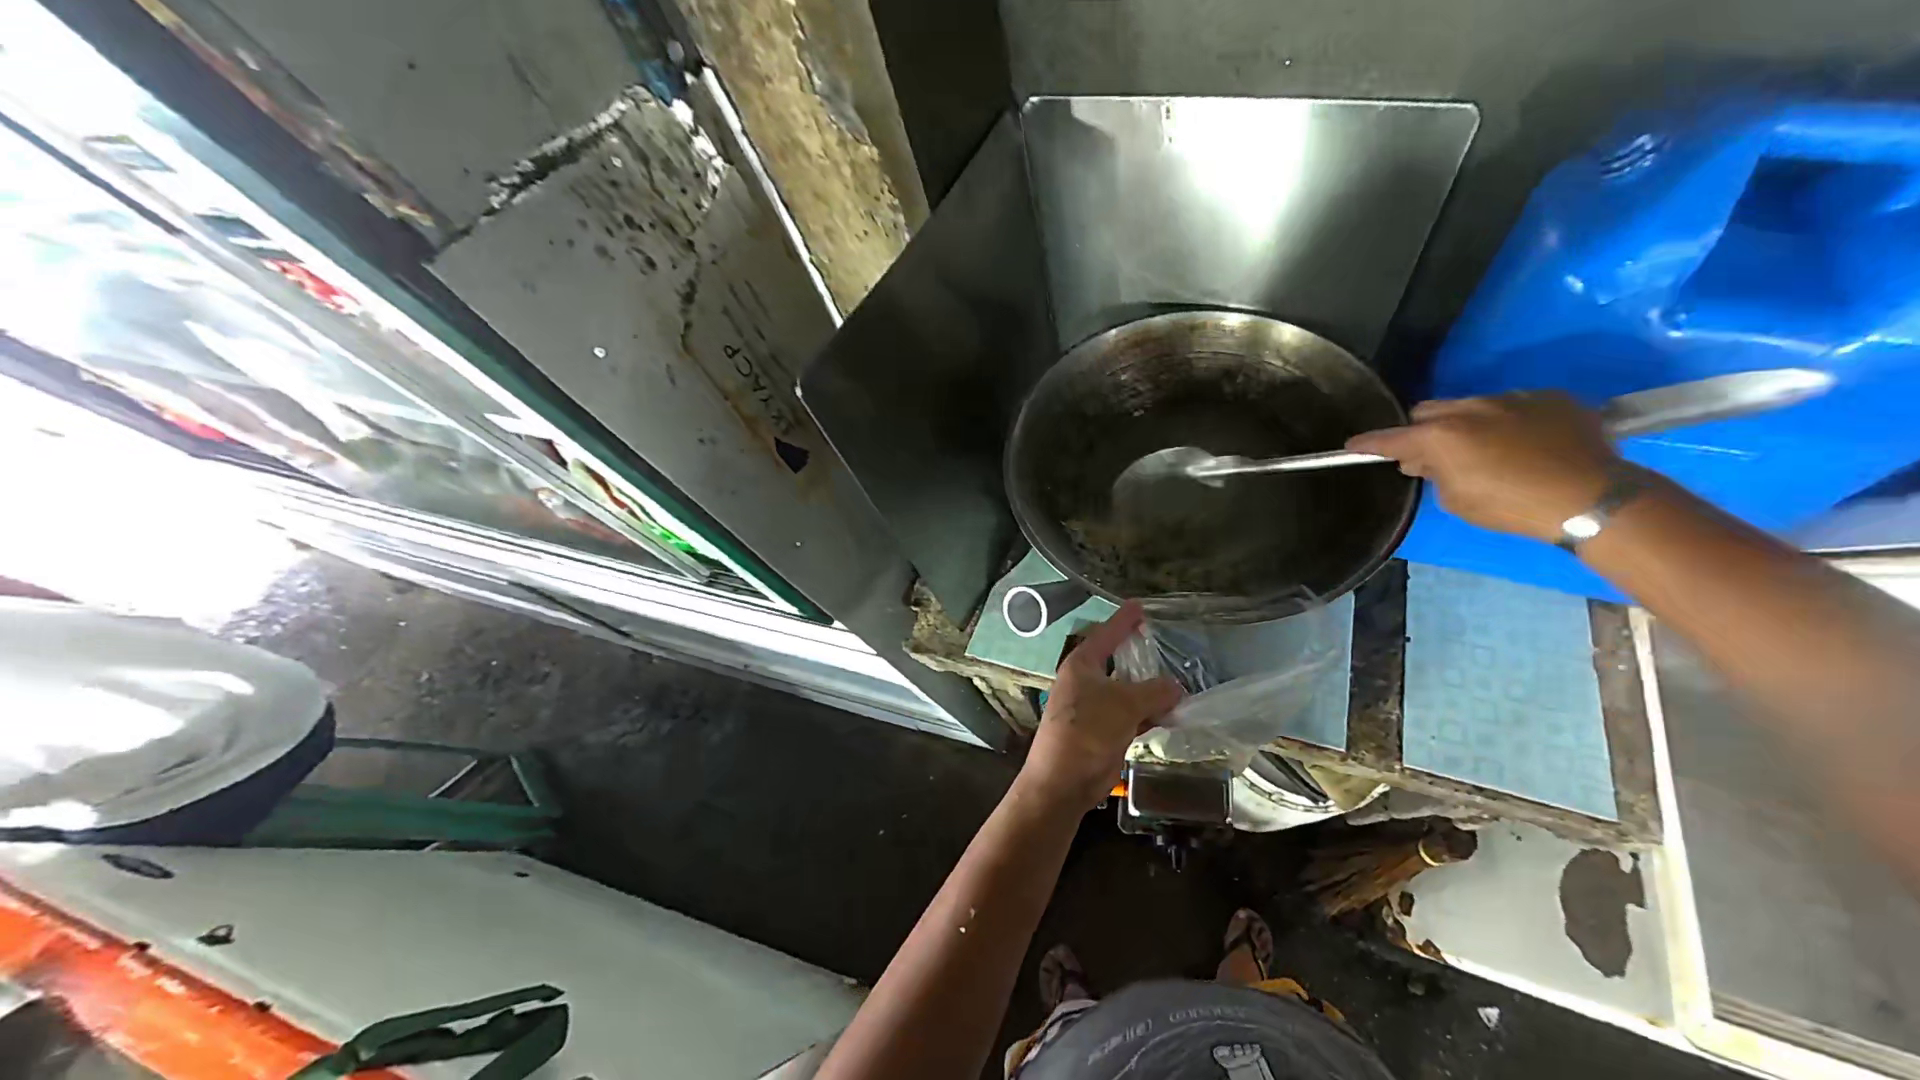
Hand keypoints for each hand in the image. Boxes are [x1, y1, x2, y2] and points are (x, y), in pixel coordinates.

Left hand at [1024, 601, 1181, 810]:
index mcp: (1081, 665)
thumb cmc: (1087, 731)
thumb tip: (1177, 686)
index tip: (1140, 605)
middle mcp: (1085, 682)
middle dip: (1140, 655)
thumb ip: (1154, 691)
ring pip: (1126, 690)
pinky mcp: (1103, 731)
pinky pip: (1130, 714)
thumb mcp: (1124, 704)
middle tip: (1166, 642)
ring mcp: (1093, 708)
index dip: (1124, 620)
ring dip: (1149, 689)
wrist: (1064, 780)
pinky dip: (1149, 713)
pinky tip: (1172, 712)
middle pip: (1117, 662)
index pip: (1106, 634)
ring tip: (1180, 678)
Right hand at [1346, 391, 1621, 542]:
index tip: (1353, 446)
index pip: (1390, 438)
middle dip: (1423, 430)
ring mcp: (1511, 398)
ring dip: (1466, 424)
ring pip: (1471, 405)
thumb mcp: (1457, 500)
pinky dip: (1508, 421)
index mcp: (1440, 436)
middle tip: (1432, 455)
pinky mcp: (1549, 398)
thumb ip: (1434, 474)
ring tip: (1485, 449)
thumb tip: (1427, 462)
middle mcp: (1469, 409)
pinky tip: (1525, 444)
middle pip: (1428, 411)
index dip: (1368, 444)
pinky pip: (1513, 404)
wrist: (1590, 496)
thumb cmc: (1511, 505)